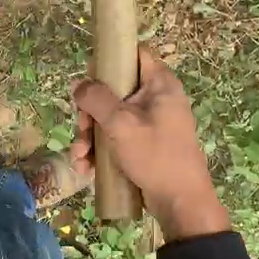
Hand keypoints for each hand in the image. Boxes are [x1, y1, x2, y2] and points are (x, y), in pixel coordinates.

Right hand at [68, 45, 230, 239]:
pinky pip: (115, 137)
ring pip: (109, 117)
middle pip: (112, 90)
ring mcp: (149, 123)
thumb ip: (95, 99)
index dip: (108, 61)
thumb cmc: (156, 156)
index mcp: (160, 84)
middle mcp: (156, 99)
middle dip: (90, 113)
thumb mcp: (120, 123)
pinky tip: (86, 167)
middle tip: (82, 130)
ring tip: (81, 157)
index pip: (133, 55)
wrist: (181, 204)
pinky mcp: (143, 144)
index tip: (88, 79)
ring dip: (90, 136)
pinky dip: (99, 150)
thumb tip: (77, 84)